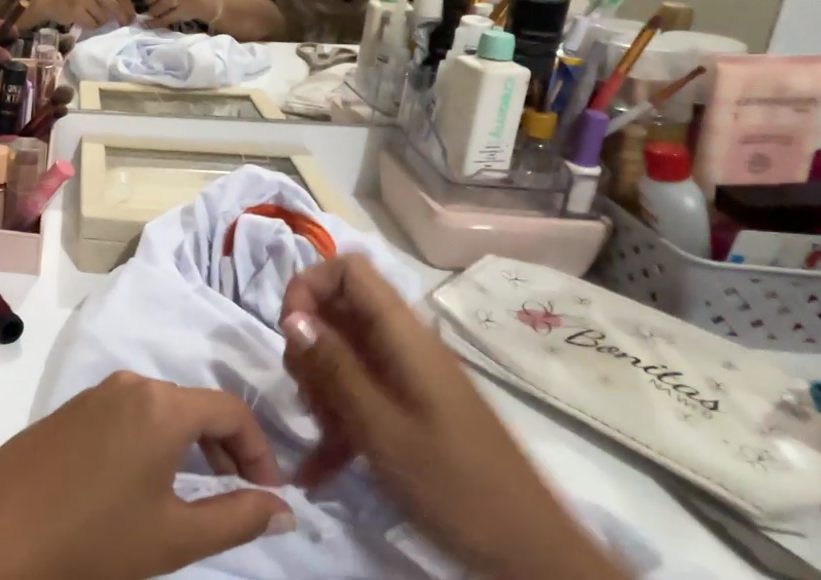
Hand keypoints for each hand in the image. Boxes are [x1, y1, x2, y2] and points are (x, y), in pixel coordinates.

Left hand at [0, 372, 293, 579]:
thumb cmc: (94, 536)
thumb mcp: (175, 536)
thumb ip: (238, 518)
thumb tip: (284, 507)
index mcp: (160, 404)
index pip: (232, 410)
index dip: (260, 452)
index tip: (271, 495)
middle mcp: (128, 384)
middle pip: (195, 406)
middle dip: (227, 449)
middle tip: (242, 496)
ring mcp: (93, 395)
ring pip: (160, 410)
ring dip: (190, 446)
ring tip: (198, 493)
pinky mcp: (68, 411)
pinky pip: (127, 416)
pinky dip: (153, 442)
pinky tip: (146, 482)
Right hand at [35, 0, 134, 29]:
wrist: (52, 4)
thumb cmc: (75, 1)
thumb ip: (108, 0)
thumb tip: (128, 15)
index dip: (129, 8)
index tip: (133, 18)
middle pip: (115, 6)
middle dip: (122, 18)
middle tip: (125, 26)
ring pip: (104, 18)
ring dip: (101, 23)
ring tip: (92, 20)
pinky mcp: (77, 11)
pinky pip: (92, 24)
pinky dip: (91, 26)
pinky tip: (84, 22)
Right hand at [280, 257, 627, 579]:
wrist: (530, 554)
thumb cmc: (455, 486)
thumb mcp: (381, 429)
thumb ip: (334, 368)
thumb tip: (291, 317)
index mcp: (404, 336)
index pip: (348, 269)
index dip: (309, 287)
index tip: (289, 334)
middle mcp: (404, 346)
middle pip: (337, 312)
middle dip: (309, 349)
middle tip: (309, 398)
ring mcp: (407, 378)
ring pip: (341, 355)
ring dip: (320, 390)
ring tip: (323, 437)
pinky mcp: (409, 409)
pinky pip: (358, 395)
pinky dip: (336, 423)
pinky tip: (317, 470)